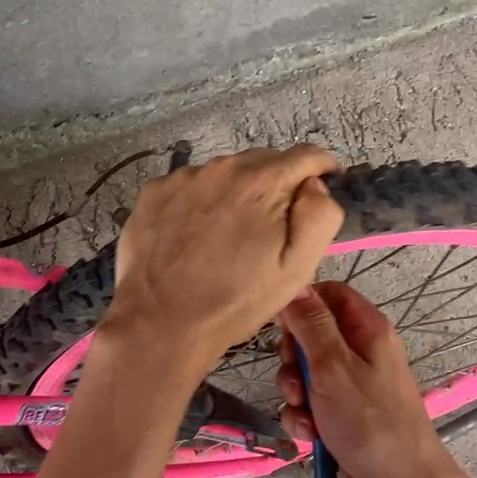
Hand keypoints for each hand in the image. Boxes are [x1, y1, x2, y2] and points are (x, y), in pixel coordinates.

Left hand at [97, 146, 345, 386]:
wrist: (161, 322)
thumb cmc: (236, 300)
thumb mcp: (297, 267)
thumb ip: (319, 214)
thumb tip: (314, 184)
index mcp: (263, 181)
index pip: (307, 155)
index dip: (321, 171)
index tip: (321, 190)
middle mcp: (222, 167)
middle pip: (265, 161)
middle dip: (276, 186)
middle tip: (269, 229)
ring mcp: (183, 177)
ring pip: (226, 173)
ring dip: (236, 194)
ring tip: (228, 236)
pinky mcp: (154, 191)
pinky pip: (191, 185)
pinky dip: (200, 202)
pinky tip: (195, 237)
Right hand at [277, 282, 468, 477]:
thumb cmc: (370, 422)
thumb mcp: (333, 367)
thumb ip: (311, 325)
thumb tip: (296, 285)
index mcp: (367, 329)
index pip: (329, 294)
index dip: (302, 304)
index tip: (282, 325)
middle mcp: (361, 351)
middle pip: (311, 334)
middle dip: (293, 358)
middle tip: (295, 378)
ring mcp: (352, 385)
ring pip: (306, 373)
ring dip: (295, 393)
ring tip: (304, 413)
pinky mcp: (343, 415)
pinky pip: (311, 404)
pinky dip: (304, 417)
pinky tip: (309, 434)